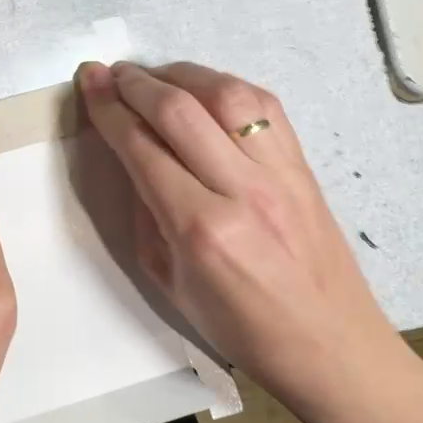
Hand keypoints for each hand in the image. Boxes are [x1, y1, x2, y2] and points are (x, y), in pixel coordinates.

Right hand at [73, 60, 400, 411]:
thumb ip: (144, 211)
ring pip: (225, 93)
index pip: (140, 146)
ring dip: (179, 74)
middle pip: (179, 110)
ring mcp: (281, 174)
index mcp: (200, 229)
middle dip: (135, 82)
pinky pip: (263, 104)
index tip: (87, 80)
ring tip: (153, 77)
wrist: (334, 350)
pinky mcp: (304, 166)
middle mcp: (243, 191)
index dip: (107, 108)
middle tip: (110, 73)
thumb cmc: (239, 327)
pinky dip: (223, 85)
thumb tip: (129, 152)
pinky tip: (201, 89)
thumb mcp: (167, 279)